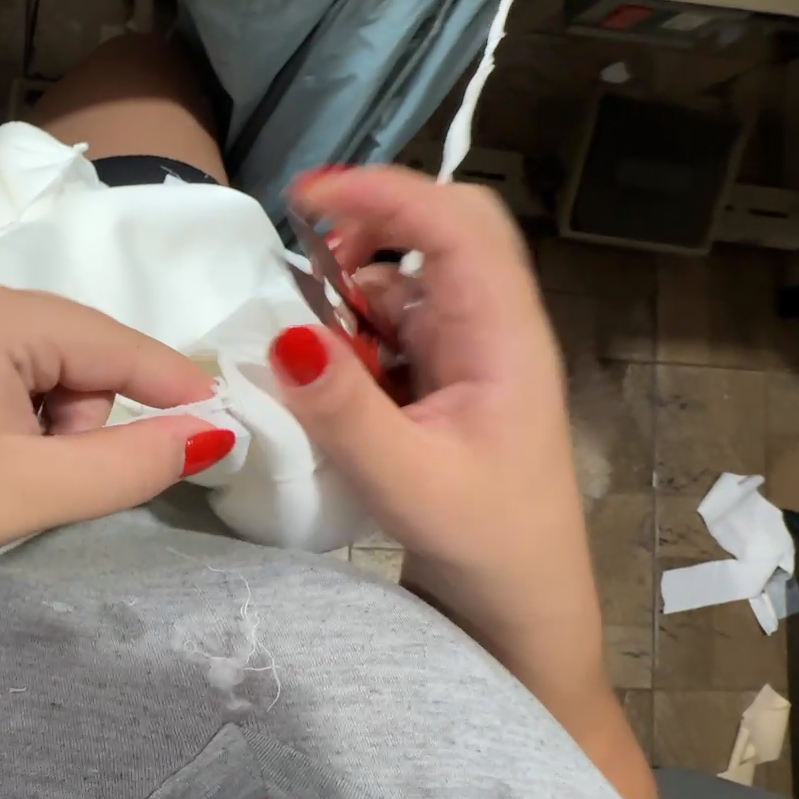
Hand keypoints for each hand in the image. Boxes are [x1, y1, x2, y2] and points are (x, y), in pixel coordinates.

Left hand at [0, 283, 235, 598]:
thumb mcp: (36, 488)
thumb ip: (134, 462)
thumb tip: (213, 433)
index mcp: (1, 314)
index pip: (118, 343)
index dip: (175, 384)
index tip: (226, 422)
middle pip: (83, 358)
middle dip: (82, 423)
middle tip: (40, 477)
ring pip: (48, 378)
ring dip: (49, 431)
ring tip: (2, 477)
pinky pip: (9, 386)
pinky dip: (18, 429)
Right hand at [271, 166, 598, 683]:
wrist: (515, 605)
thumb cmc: (483, 543)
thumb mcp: (402, 478)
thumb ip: (342, 408)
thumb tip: (283, 333)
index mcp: (503, 338)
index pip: (457, 226)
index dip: (384, 193)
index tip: (304, 194)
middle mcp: (488, 332)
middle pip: (434, 239)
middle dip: (364, 233)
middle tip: (300, 261)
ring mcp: (463, 358)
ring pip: (401, 289)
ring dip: (346, 300)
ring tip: (305, 351)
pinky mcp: (438, 385)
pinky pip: (387, 336)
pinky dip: (346, 340)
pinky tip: (323, 380)